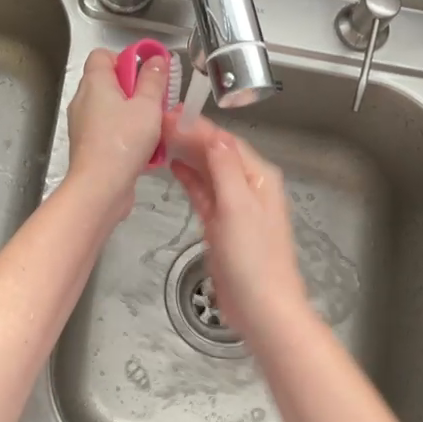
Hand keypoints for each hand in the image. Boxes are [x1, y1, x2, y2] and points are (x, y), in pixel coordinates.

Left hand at [62, 48, 169, 216]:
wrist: (100, 187)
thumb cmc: (123, 141)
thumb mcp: (147, 106)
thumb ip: (153, 80)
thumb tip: (155, 59)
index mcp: (94, 83)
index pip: (102, 55)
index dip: (126, 59)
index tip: (147, 73)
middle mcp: (83, 100)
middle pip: (108, 82)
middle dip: (134, 88)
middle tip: (155, 101)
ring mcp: (83, 124)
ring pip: (110, 108)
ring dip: (132, 113)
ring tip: (152, 125)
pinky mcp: (88, 145)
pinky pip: (109, 129)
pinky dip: (125, 132)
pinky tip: (143, 146)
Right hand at [164, 110, 312, 342]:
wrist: (262, 307)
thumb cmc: (253, 259)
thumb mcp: (238, 207)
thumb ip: (225, 169)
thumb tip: (212, 135)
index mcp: (259, 178)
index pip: (225, 142)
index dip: (198, 126)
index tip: (171, 114)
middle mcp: (249, 187)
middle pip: (217, 153)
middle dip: (191, 136)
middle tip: (159, 123)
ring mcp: (235, 206)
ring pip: (209, 171)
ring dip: (188, 155)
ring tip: (161, 140)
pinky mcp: (222, 225)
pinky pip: (205, 192)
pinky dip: (190, 179)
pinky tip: (175, 169)